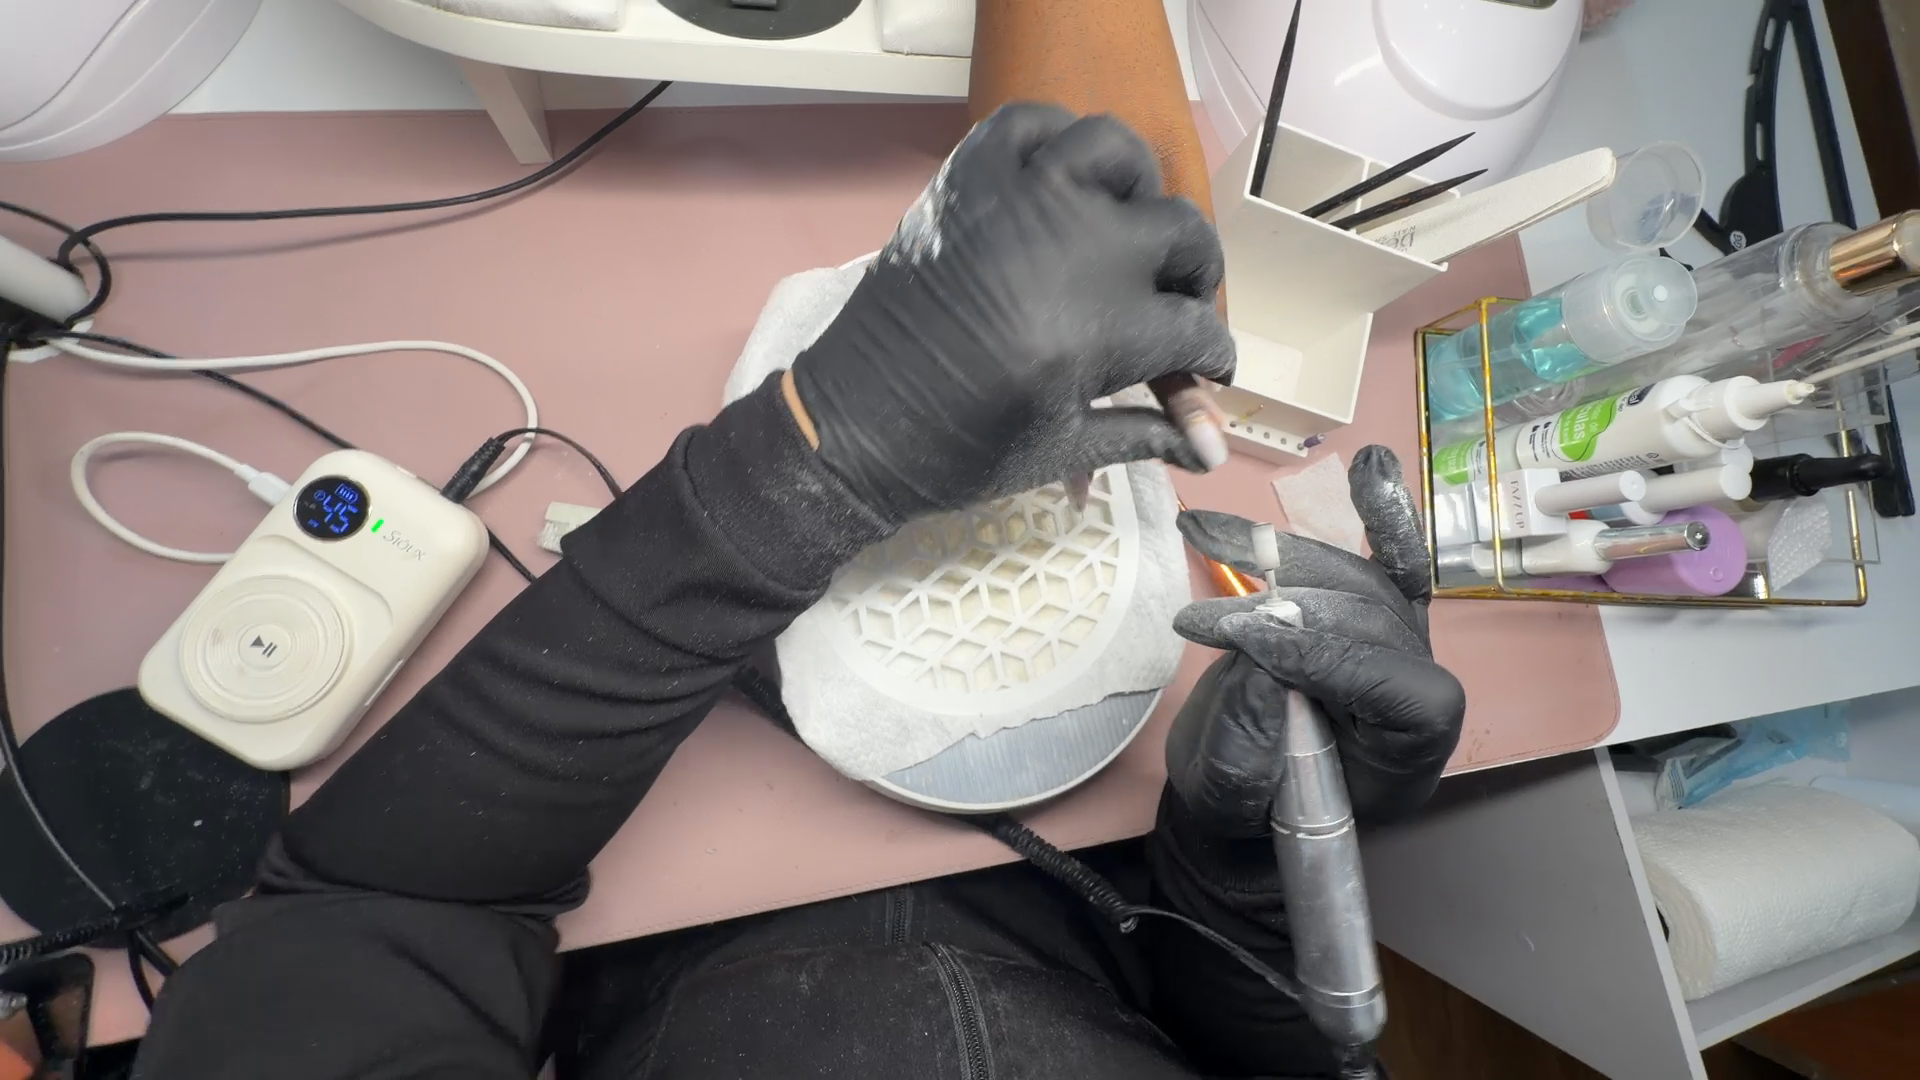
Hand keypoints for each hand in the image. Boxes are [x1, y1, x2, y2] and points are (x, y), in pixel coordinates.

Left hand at [788, 103, 1235, 524]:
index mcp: (1098, 334)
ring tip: (1129, 233)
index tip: (1212, 366)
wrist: (855, 427)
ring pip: (1120, 153)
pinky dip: (1063, 143)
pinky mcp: (968, 178)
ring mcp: (1017, 201)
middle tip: (1179, 305)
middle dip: (1196, 277)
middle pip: (1180, 235)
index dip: (1214, 355)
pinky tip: (1066, 187)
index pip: (1194, 328)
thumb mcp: (1058, 450)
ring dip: (1141, 192)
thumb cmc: (956, 454)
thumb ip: (1143, 436)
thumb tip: (1213, 454)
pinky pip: (1036, 123)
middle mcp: (1072, 252)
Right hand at [1167, 446, 1464, 829]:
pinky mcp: (1358, 617)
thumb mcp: (1232, 796)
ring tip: (1205, 533)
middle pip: (1377, 622)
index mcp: (1404, 751)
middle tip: (1203, 621)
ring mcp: (1390, 646)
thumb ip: (1249, 740)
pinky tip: (1368, 468)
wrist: (1237, 794)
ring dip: (1282, 552)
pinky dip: (1379, 515)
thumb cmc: (1241, 810)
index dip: (1329, 660)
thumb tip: (1259, 656)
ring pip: (1359, 579)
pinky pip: (1386, 561)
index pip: (1398, 688)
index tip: (1249, 650)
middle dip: (1285, 611)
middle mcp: (1410, 689)